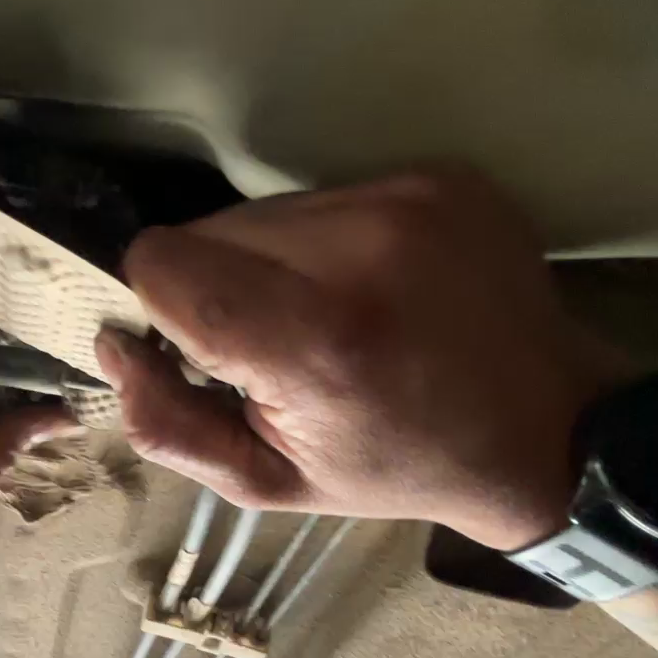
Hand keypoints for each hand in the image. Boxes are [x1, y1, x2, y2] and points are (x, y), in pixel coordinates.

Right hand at [98, 168, 630, 550]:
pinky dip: (308, 244)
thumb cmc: (387, 467)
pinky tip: (354, 287)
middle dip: (206, 286)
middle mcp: (360, 247)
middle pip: (202, 231)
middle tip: (259, 343)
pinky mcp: (435, 174)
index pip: (163, 263)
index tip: (187, 347)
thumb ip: (165, 424)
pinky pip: (312, 198)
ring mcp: (406, 199)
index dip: (151, 304)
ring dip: (255, 263)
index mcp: (314, 339)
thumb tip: (112, 344)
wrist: (544, 427)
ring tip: (310, 314)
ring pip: (253, 211)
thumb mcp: (260, 483)